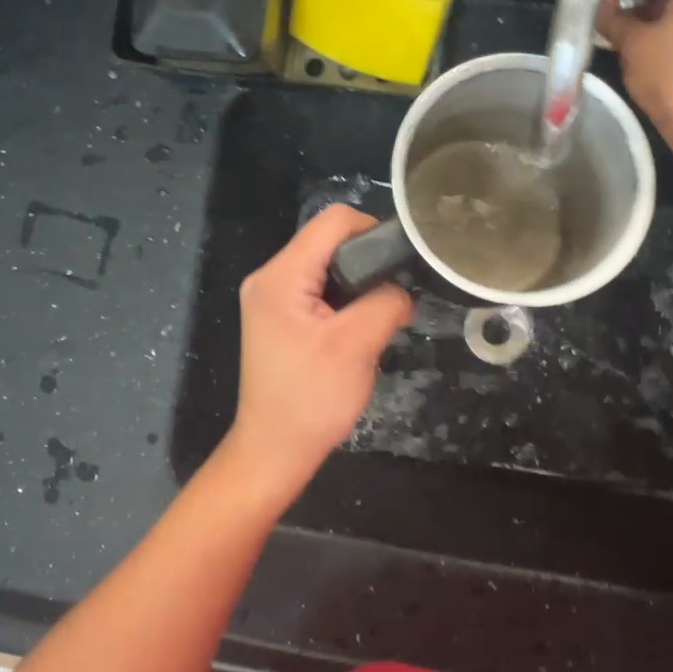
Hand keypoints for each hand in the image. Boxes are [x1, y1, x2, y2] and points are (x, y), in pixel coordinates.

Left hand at [225, 205, 412, 495]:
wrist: (275, 451)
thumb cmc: (311, 399)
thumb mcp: (357, 346)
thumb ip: (386, 302)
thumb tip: (403, 288)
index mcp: (280, 276)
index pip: (334, 221)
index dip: (374, 232)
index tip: (401, 265)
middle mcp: (269, 278)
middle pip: (330, 242)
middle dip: (368, 264)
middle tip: (395, 297)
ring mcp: (272, 298)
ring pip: (328, 267)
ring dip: (359, 287)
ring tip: (381, 317)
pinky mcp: (280, 318)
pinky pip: (319, 291)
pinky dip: (345, 303)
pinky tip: (360, 330)